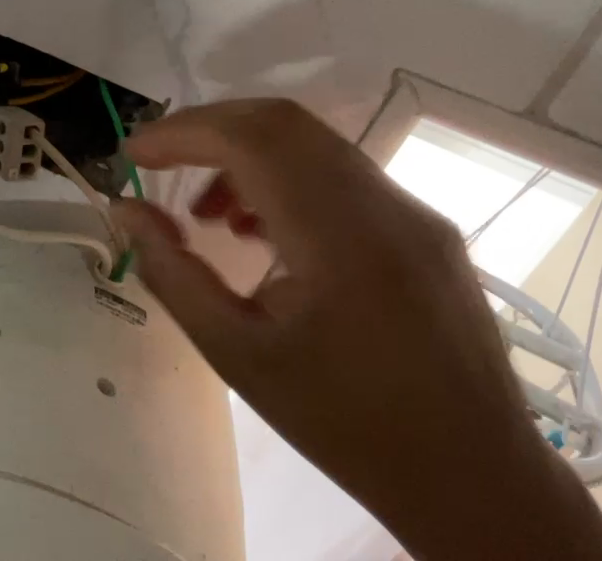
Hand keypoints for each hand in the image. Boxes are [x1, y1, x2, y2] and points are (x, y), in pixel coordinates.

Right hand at [115, 99, 601, 560]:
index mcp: (339, 237)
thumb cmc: (343, 423)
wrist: (475, 480)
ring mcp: (414, 212)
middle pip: (282, 122)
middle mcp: (384, 205)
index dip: (180, 132)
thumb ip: (171, 271)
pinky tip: (263, 232)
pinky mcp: (427, 228)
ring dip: (247, 153)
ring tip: (207, 213)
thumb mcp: (234, 353)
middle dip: (208, 129)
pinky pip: (342, 174)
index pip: (249, 139)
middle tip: (160, 162)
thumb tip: (126, 211)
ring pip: (313, 142)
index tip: (132, 154)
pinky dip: (286, 177)